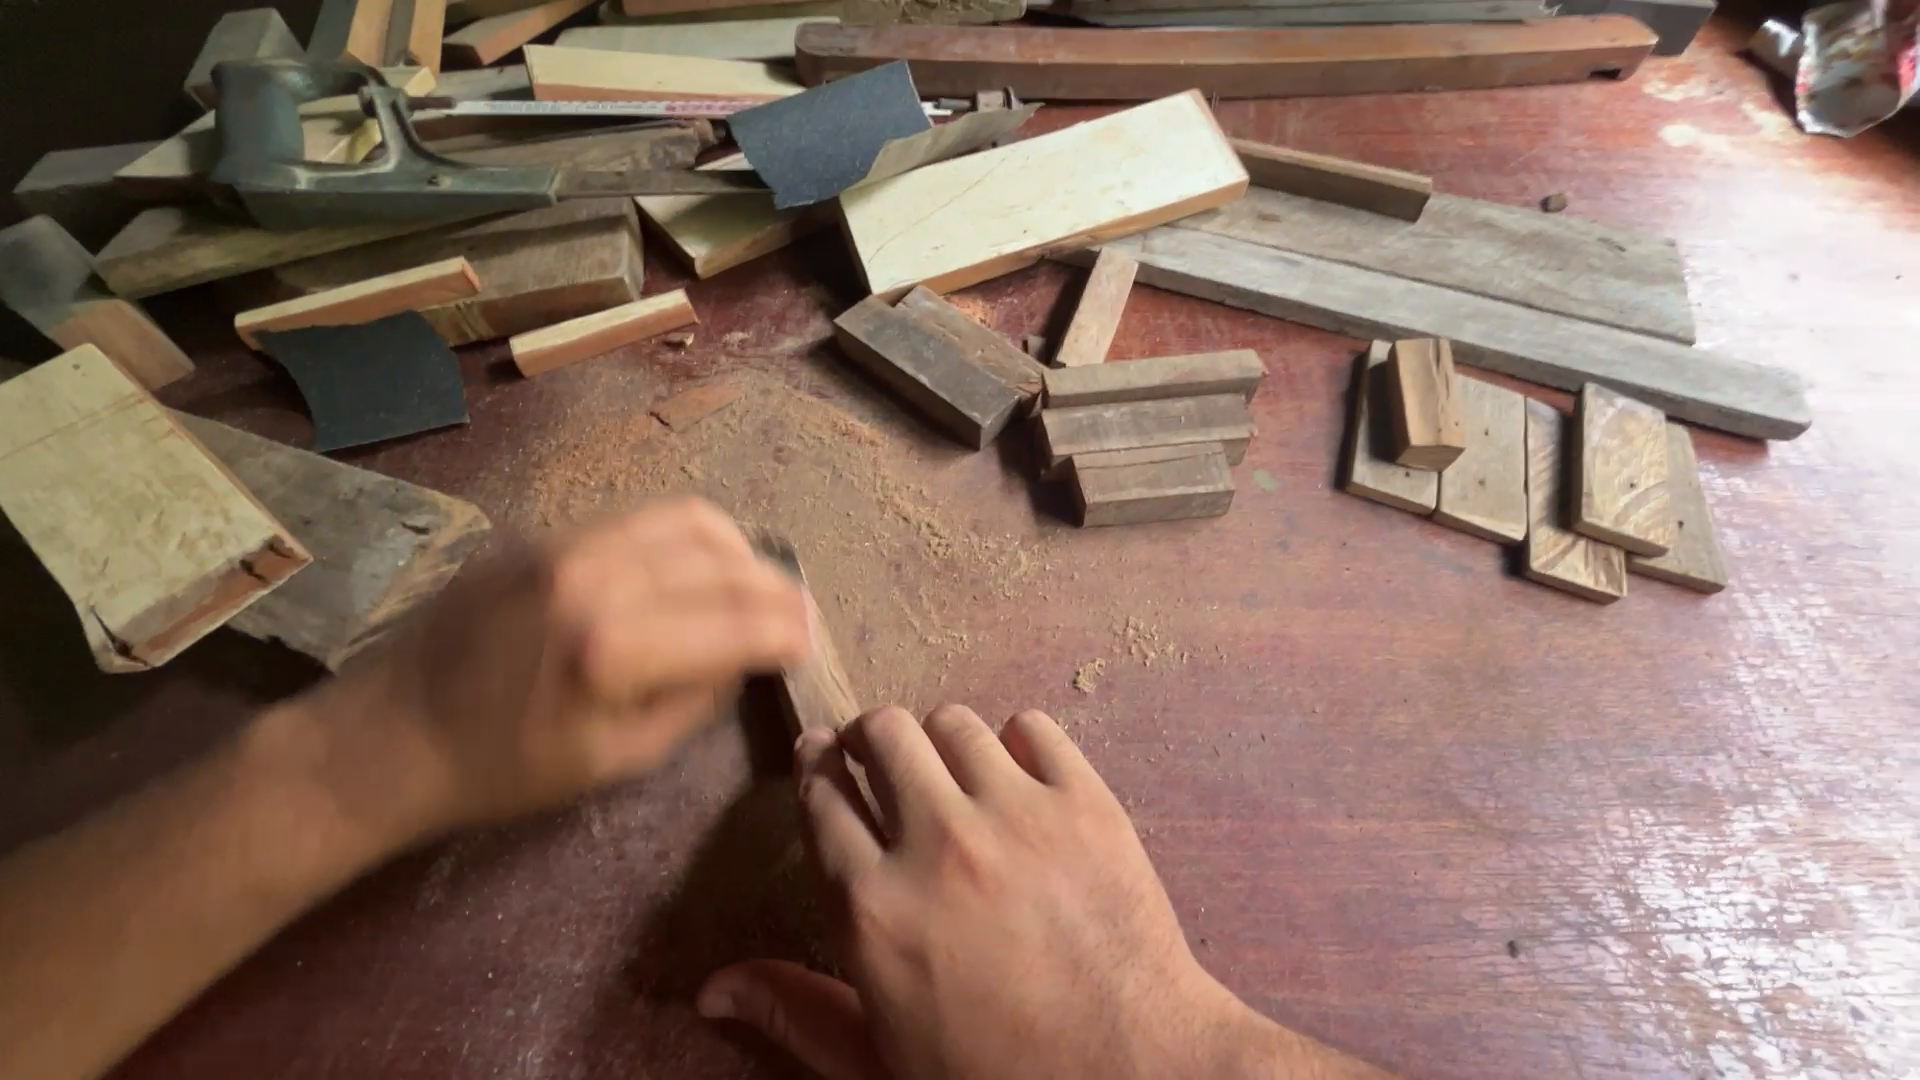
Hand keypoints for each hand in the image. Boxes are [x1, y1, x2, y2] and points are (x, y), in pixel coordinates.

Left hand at [278, 497, 811, 844]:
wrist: (388, 732)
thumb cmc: (506, 767)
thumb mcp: (621, 758)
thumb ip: (699, 698)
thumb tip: (748, 652)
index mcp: (613, 649)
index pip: (738, 624)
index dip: (789, 631)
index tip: (809, 640)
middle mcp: (597, 577)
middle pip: (725, 560)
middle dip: (777, 587)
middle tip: (796, 611)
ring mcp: (568, 541)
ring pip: (691, 519)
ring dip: (740, 550)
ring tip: (753, 581)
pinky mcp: (548, 530)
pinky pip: (645, 516)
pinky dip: (692, 537)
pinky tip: (698, 564)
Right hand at [697, 706, 1311, 1079]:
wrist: (1139, 1073)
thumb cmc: (1000, 1077)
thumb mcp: (880, 1064)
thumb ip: (797, 1012)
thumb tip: (714, 986)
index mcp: (875, 907)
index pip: (822, 796)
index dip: (817, 767)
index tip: (822, 756)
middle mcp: (938, 844)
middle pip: (880, 731)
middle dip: (870, 735)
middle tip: (880, 755)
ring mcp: (1016, 815)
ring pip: (952, 720)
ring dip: (942, 739)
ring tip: (952, 770)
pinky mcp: (1084, 800)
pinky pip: (1031, 725)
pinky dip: (1019, 742)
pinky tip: (1020, 777)